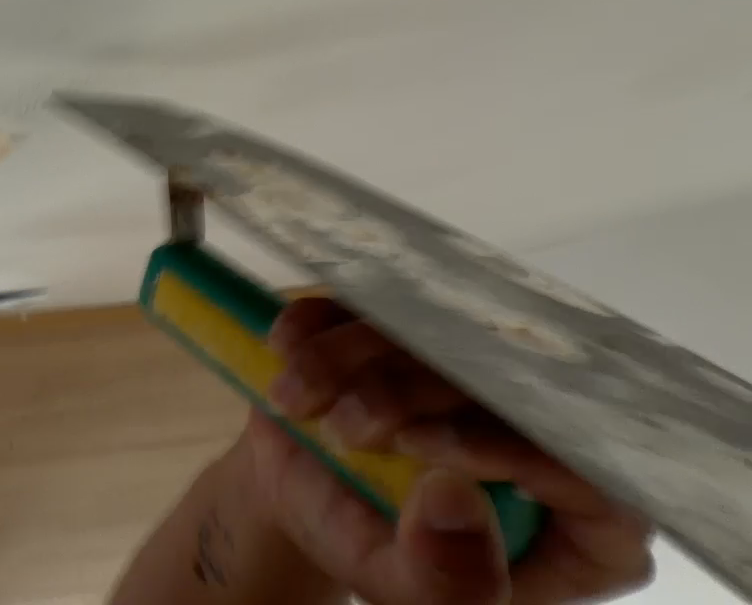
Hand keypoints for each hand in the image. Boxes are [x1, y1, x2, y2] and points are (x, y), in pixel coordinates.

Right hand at [250, 297, 653, 604]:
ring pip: (420, 328)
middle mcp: (532, 427)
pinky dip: (314, 320)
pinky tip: (285, 351)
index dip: (508, 445)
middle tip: (344, 429)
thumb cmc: (358, 543)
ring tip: (294, 402)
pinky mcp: (395, 324)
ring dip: (343, 357)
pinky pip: (362, 299)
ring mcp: (459, 363)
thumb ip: (443, 575)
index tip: (416, 446)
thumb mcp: (398, 586)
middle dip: (403, 393)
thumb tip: (455, 495)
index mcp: (578, 518)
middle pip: (496, 380)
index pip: (589, 468)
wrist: (293, 487)